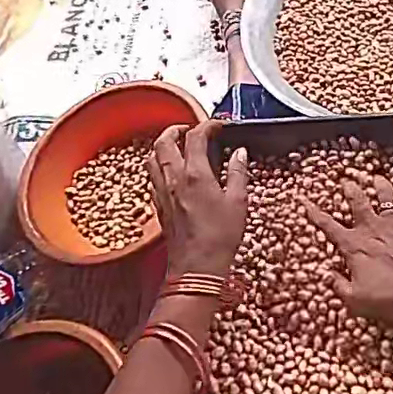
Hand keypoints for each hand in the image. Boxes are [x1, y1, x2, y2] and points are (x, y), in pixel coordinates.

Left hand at [145, 119, 248, 277]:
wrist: (197, 268)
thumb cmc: (220, 237)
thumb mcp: (238, 202)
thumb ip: (238, 173)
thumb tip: (240, 154)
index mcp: (195, 175)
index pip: (195, 137)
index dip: (207, 126)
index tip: (218, 126)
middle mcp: (174, 179)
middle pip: (164, 142)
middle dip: (176, 129)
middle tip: (189, 129)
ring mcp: (162, 193)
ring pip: (152, 158)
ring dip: (162, 146)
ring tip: (177, 146)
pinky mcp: (159, 206)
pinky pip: (152, 177)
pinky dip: (159, 166)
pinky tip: (172, 173)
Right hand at [302, 176, 392, 329]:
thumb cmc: (388, 297)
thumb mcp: (356, 299)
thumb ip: (340, 286)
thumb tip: (329, 276)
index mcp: (353, 245)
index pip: (327, 225)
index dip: (314, 213)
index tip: (305, 201)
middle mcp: (372, 229)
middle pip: (358, 202)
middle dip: (350, 190)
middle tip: (347, 182)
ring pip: (387, 198)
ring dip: (381, 188)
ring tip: (378, 179)